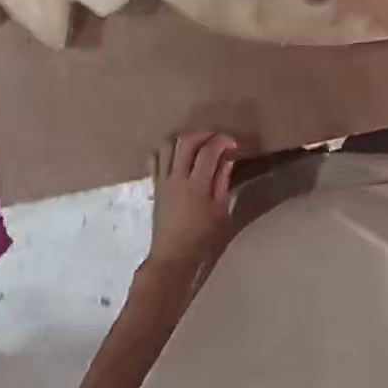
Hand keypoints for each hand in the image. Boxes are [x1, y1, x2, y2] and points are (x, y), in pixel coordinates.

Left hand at [145, 132, 236, 270]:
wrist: (173, 254)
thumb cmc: (202, 237)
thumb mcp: (220, 211)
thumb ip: (222, 182)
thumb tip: (226, 159)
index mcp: (196, 186)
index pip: (208, 151)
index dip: (221, 141)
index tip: (232, 143)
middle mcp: (176, 178)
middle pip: (185, 142)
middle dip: (202, 134)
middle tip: (215, 138)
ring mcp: (162, 180)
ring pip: (167, 146)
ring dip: (182, 140)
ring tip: (196, 145)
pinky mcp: (155, 185)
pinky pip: (155, 159)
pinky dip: (166, 152)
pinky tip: (176, 157)